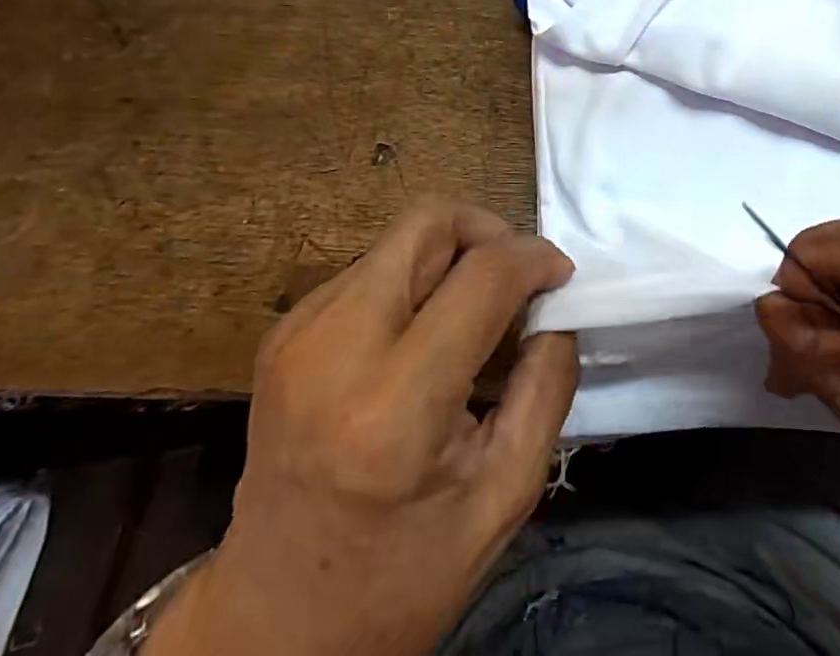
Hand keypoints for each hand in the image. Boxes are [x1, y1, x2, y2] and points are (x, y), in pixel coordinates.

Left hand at [145, 199, 578, 655]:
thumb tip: (554, 309)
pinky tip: (434, 335)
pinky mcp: (285, 333)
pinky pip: (374, 268)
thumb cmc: (405, 571)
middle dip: (492, 235)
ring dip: (457, 258)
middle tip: (521, 284)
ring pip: (403, 239)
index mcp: (392, 406)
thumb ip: (547, 385)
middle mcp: (332, 349)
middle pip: (429, 224)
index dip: (536, 258)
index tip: (562, 278)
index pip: (481, 276)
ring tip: (480, 318)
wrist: (276, 620)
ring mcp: (297, 334)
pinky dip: (421, 280)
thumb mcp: (509, 491)